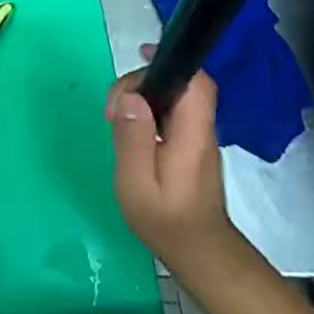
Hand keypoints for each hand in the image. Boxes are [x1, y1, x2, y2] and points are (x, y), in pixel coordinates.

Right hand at [107, 48, 235, 263]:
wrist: (200, 256)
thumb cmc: (167, 221)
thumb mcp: (137, 184)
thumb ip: (133, 139)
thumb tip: (129, 96)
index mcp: (192, 133)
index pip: (197, 83)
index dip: (173, 62)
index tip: (140, 58)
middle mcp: (200, 129)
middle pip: (179, 86)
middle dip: (141, 84)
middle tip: (113, 112)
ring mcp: (196, 138)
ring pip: (172, 98)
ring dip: (141, 98)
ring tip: (116, 121)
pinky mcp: (189, 147)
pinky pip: (169, 114)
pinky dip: (146, 113)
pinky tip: (129, 130)